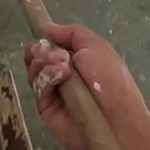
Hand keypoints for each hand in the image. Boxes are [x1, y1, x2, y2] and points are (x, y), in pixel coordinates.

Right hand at [22, 22, 149, 149]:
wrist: (116, 121)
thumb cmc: (110, 79)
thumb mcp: (96, 45)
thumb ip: (71, 33)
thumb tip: (48, 28)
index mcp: (75, 59)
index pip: (49, 45)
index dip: (44, 40)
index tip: (44, 36)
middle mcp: (61, 74)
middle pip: (36, 56)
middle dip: (41, 50)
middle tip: (52, 54)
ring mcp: (53, 92)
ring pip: (34, 70)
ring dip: (44, 62)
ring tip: (62, 67)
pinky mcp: (45, 108)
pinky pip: (37, 87)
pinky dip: (45, 77)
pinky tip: (60, 77)